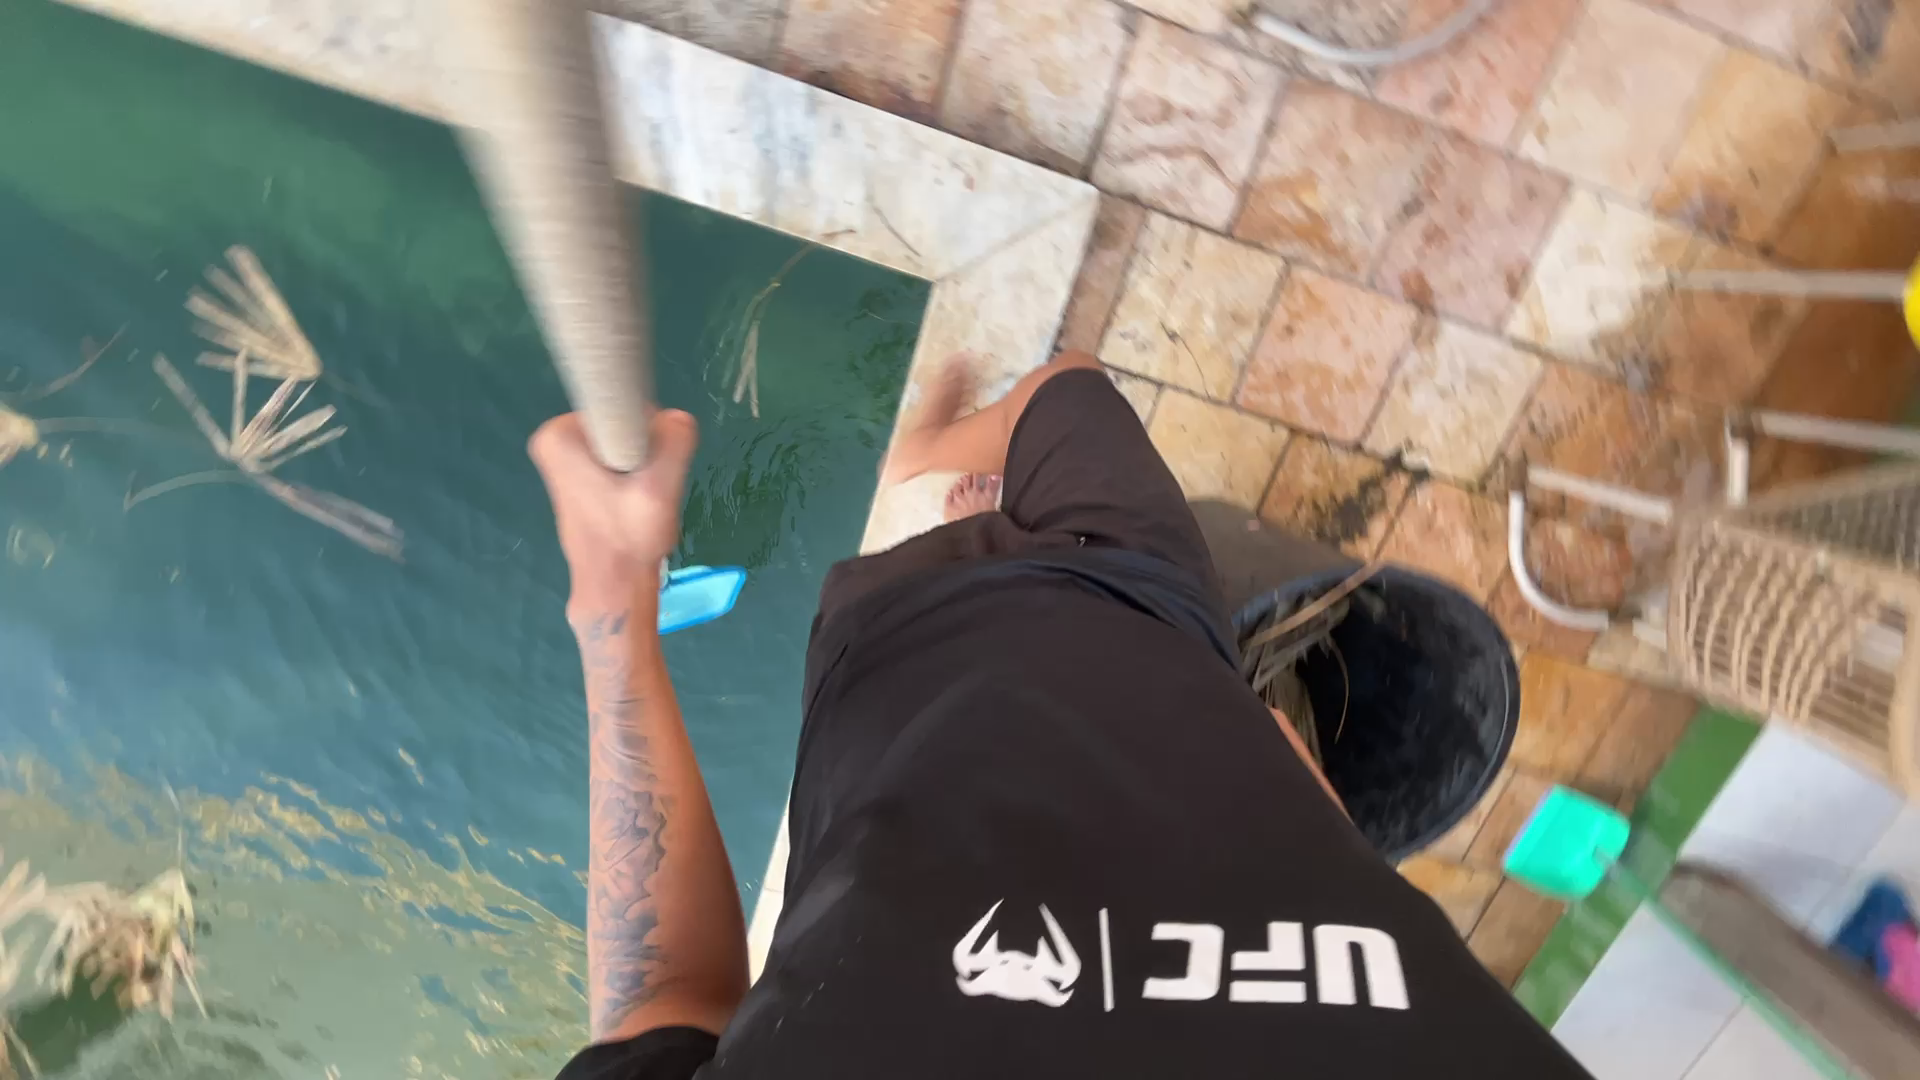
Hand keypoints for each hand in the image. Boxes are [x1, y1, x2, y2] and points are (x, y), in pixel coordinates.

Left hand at [529, 410, 698, 615]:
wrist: (614, 582)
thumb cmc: (630, 537)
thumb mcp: (660, 489)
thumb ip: (674, 443)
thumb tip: (678, 419)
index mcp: (559, 434)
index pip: (624, 404)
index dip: (649, 434)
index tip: (652, 469)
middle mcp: (554, 439)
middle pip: (625, 422)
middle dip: (646, 452)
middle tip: (649, 488)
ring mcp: (566, 456)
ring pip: (628, 440)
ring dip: (644, 467)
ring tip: (642, 498)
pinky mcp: (580, 473)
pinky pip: (622, 455)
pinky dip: (636, 475)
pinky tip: (636, 501)